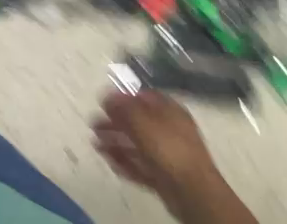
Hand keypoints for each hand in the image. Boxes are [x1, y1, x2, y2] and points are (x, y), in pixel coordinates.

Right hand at [92, 91, 220, 199]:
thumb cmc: (168, 148)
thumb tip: (107, 95)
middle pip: (138, 121)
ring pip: (137, 143)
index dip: (124, 97)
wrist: (191, 191)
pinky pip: (140, 163)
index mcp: (170, 110)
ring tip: (96, 142)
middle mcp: (170, 129)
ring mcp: (167, 154)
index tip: (106, 102)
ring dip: (116, 141)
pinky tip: (109, 160)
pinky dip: (124, 160)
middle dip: (115, 122)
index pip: (145, 97)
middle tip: (95, 124)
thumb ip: (123, 107)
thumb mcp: (142, 121)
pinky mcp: (163, 174)